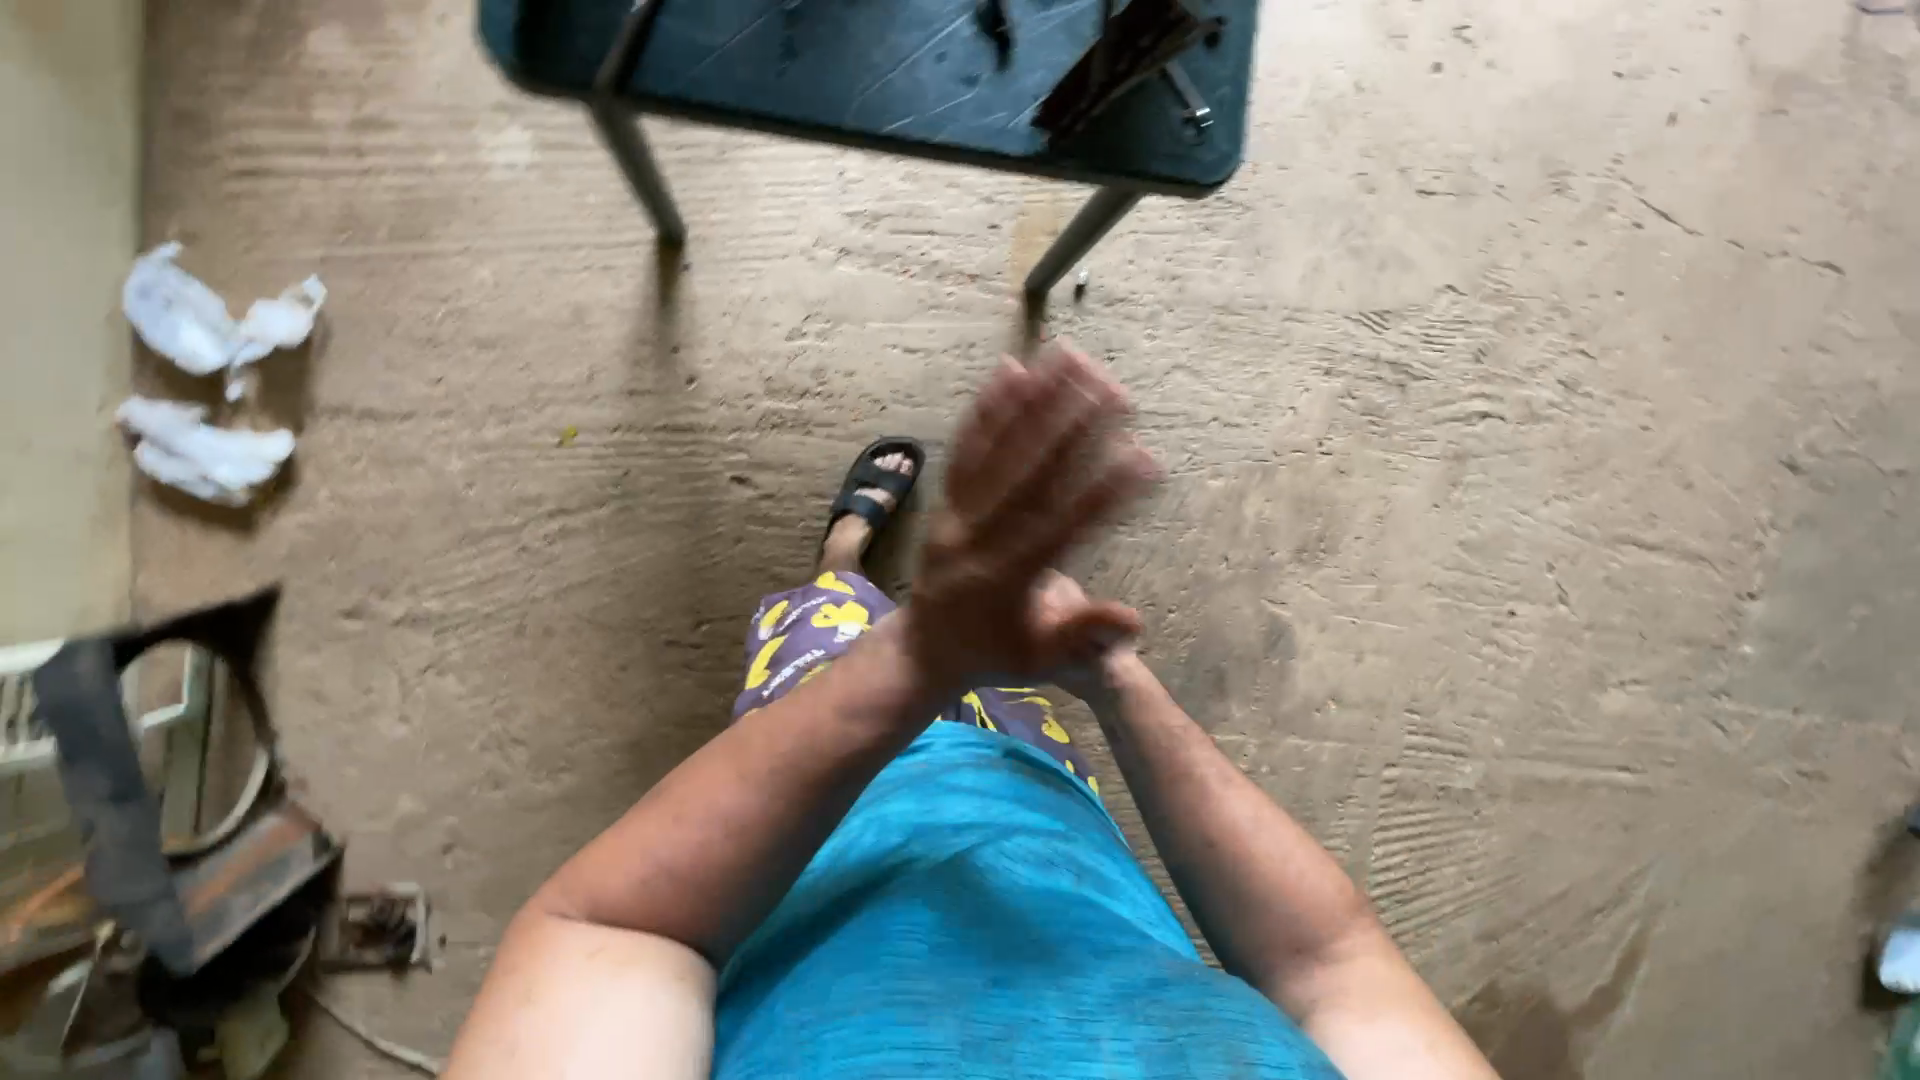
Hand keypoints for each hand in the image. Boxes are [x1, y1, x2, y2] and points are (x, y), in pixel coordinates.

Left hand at [900, 342, 1158, 694]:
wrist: (921, 650)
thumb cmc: (990, 656)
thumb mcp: (1038, 663)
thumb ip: (1082, 638)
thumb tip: (1135, 620)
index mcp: (1006, 580)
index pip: (1062, 528)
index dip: (1106, 492)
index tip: (1144, 456)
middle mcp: (977, 539)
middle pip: (1029, 475)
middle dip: (1072, 428)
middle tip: (1114, 387)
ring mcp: (955, 515)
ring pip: (994, 450)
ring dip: (1031, 400)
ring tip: (1065, 357)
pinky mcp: (944, 500)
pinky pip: (963, 450)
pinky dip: (985, 409)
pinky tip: (1007, 370)